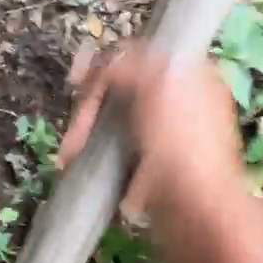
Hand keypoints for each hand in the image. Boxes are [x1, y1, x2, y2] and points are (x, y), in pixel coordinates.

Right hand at [60, 44, 242, 216]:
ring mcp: (159, 135)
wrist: (192, 206)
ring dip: (84, 135)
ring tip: (70, 156)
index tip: (76, 82)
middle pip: (117, 91)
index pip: (137, 56)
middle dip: (90, 109)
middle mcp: (175, 101)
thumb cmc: (181, 142)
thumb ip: (128, 65)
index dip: (104, 66)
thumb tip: (99, 62)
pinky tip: (77, 164)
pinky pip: (110, 150)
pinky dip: (91, 155)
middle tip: (75, 133)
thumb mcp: (158, 86)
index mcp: (187, 75)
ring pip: (109, 122)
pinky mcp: (145, 165)